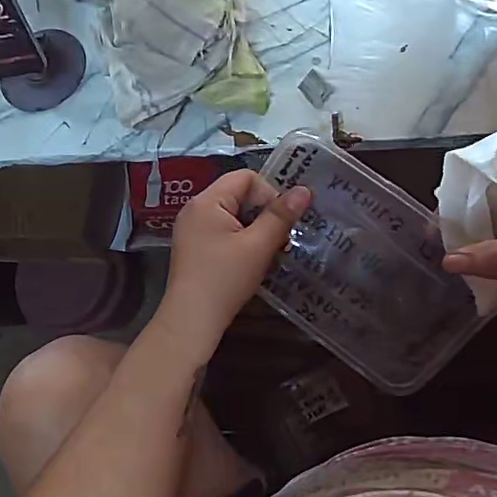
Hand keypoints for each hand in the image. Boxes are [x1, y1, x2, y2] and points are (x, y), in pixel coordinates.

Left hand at [158, 169, 310, 346]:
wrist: (191, 319)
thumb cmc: (225, 278)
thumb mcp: (258, 246)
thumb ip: (281, 216)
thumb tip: (304, 191)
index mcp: (207, 201)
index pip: (245, 177)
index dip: (270, 193)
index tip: (282, 221)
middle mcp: (195, 209)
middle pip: (238, 195)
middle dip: (264, 214)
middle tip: (280, 239)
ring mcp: (191, 230)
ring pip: (233, 216)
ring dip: (255, 230)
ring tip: (268, 253)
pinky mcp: (193, 249)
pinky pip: (222, 233)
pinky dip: (240, 242)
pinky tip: (250, 263)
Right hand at [441, 186, 496, 319]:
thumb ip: (495, 258)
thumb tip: (446, 259)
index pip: (486, 196)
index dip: (458, 210)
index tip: (430, 231)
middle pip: (491, 223)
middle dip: (467, 240)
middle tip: (435, 257)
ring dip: (484, 261)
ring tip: (453, 277)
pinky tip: (485, 291)